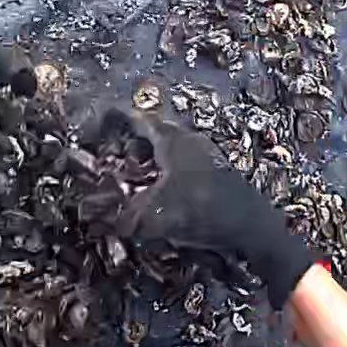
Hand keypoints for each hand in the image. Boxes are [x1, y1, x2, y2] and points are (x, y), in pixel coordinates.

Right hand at [90, 108, 314, 307]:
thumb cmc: (201, 212)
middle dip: (132, 139)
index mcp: (170, 140)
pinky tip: (161, 185)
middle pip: (153, 131)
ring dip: (150, 154)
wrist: (254, 228)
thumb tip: (92, 218)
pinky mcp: (214, 167)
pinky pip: (181, 157)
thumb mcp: (156, 216)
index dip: (118, 119)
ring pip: (169, 144)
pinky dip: (166, 165)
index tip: (100, 121)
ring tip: (133, 170)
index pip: (138, 119)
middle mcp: (187, 138)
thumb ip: (124, 215)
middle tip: (114, 151)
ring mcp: (204, 151)